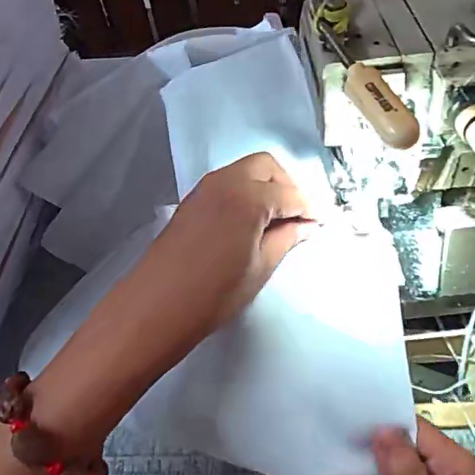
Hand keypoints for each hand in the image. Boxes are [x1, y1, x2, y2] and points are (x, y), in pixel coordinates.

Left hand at [31, 153, 313, 452]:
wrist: (154, 307)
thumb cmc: (214, 293)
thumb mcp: (260, 268)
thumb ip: (286, 238)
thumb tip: (307, 224)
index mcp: (248, 196)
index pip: (289, 194)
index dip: (309, 208)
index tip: (320, 223)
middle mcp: (226, 181)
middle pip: (266, 166)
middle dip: (287, 185)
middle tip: (298, 216)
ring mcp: (204, 188)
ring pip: (245, 171)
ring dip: (265, 186)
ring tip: (276, 220)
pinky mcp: (191, 201)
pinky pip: (228, 183)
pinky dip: (245, 192)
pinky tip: (250, 221)